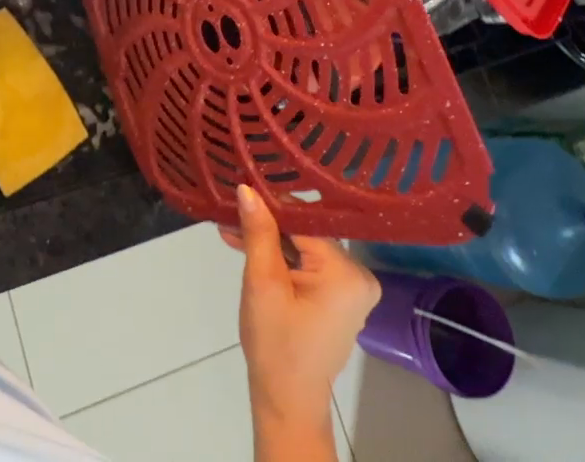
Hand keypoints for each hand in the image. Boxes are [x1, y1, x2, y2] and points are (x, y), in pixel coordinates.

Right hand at [222, 184, 379, 429]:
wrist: (286, 396)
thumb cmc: (274, 341)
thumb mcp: (262, 283)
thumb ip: (258, 233)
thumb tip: (247, 189)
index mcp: (346, 273)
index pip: (304, 222)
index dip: (269, 205)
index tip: (237, 191)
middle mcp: (359, 275)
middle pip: (305, 233)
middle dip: (265, 224)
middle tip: (226, 213)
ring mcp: (352, 288)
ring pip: (303, 247)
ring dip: (268, 240)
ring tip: (229, 230)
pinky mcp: (339, 296)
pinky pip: (307, 264)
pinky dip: (280, 258)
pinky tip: (248, 249)